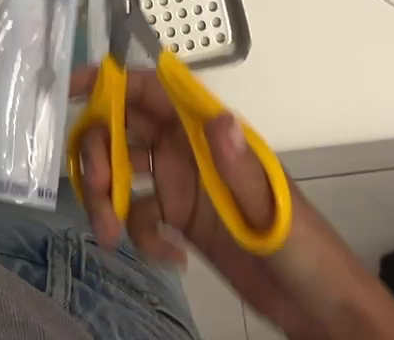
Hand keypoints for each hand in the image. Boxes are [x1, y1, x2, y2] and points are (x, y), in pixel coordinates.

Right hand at [71, 68, 393, 339]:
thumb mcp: (274, 210)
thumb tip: (218, 118)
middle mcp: (184, 149)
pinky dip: (137, 233)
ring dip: (103, 195)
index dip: (109, 82)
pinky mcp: (174, 219)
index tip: (72, 90)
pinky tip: (169, 258)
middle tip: (96, 190)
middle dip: (96, 152)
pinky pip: (135, 213)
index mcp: (205, 133)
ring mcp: (177, 183)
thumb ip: (240, 167)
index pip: (149, 90)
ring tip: (111, 234)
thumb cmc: (306, 249)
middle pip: (120, 129)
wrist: (321, 311)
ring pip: (119, 169)